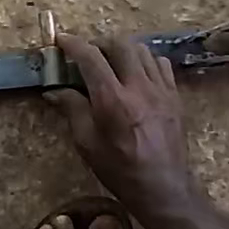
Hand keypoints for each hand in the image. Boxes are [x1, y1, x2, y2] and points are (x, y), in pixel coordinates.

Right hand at [43, 33, 203, 217]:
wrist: (163, 188)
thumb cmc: (119, 170)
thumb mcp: (87, 143)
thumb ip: (72, 109)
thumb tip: (53, 91)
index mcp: (112, 100)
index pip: (90, 58)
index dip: (73, 44)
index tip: (61, 41)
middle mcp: (138, 87)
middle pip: (119, 44)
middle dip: (99, 43)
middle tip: (88, 54)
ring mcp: (161, 89)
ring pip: (142, 50)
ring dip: (122, 50)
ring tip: (111, 62)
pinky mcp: (175, 95)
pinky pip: (160, 64)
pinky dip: (145, 61)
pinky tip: (137, 74)